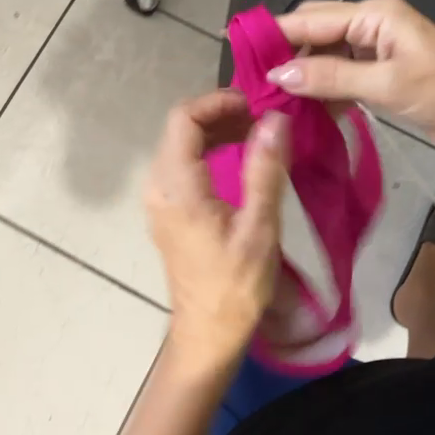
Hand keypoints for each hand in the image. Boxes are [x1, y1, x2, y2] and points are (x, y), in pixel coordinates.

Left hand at [144, 91, 289, 373]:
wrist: (207, 333)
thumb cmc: (235, 285)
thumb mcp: (259, 227)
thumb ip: (265, 169)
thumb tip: (276, 119)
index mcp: (177, 187)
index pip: (184, 118)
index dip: (218, 101)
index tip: (255, 105)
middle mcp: (158, 186)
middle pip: (180, 127)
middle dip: (220, 113)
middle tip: (261, 119)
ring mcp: (159, 198)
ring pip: (180, 143)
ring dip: (216, 130)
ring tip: (256, 133)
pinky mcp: (167, 209)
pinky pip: (182, 163)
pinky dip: (209, 149)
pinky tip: (238, 157)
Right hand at [269, 0, 434, 158]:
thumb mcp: (387, 85)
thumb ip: (331, 78)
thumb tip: (278, 73)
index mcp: (374, 15)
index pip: (312, 19)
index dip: (276, 37)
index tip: (241, 58)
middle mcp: (371, 25)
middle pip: (315, 32)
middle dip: (286, 55)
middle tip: (254, 86)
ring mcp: (377, 50)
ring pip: (326, 56)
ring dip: (304, 76)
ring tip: (273, 103)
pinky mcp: (382, 74)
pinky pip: (342, 76)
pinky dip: (324, 90)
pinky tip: (307, 112)